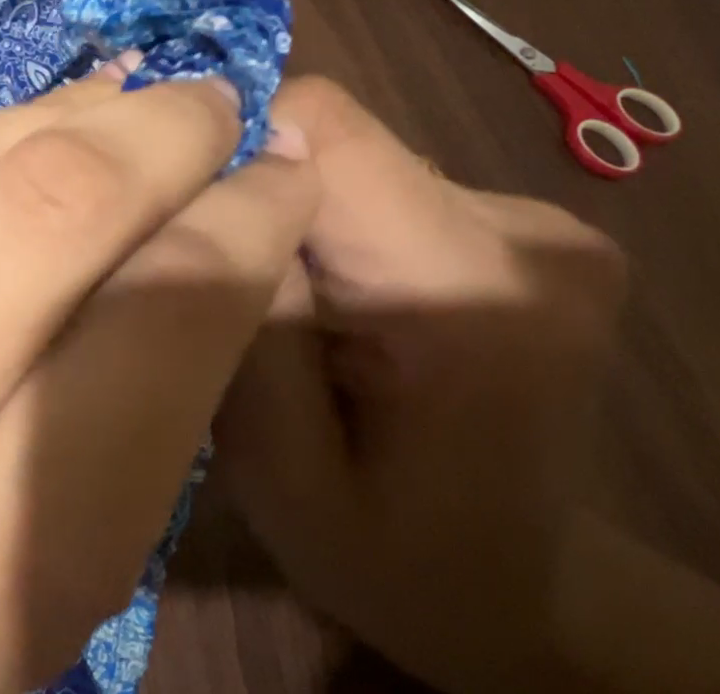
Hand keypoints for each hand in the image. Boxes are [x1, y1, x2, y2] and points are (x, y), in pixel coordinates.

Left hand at [0, 61, 317, 693]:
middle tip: (210, 106)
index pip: (144, 327)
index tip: (281, 176)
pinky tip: (32, 139)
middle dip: (146, 138)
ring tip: (130, 102)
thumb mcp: (108, 535)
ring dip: (59, 118)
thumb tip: (235, 194)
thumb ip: (171, 373)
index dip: (232, 227)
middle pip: (30, 216)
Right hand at [214, 78, 626, 692]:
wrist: (519, 595)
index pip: (318, 125)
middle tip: (222, 292)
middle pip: (329, 142)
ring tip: (284, 314)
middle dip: (256, 198)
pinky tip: (336, 309)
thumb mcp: (275, 467)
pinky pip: (381, 185)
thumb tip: (214, 183)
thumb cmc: (385, 555)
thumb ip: (245, 320)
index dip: (226, 154)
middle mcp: (525, 230)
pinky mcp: (525, 227)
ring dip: (293, 218)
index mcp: (465, 289)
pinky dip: (335, 230)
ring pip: (349, 161)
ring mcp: (540, 223)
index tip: (178, 224)